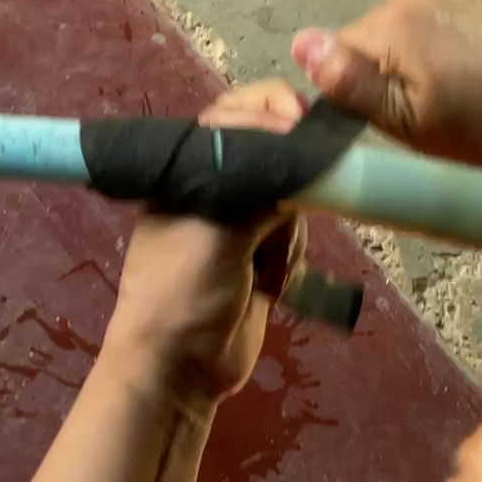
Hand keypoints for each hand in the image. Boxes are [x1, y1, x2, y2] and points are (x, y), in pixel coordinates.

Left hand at [103, 80, 306, 406]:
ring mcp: (238, 222)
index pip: (231, 119)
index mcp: (186, 171)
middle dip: (287, 183)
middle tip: (290, 207)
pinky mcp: (260, 254)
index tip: (300, 126)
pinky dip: (291, 257)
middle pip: (270, 155)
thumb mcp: (216, 232)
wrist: (180, 367)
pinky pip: (293, 236)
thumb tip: (301, 159)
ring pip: (290, 198)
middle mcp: (212, 188)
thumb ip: (258, 190)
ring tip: (268, 264)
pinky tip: (275, 284)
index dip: (269, 115)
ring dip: (288, 232)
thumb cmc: (182, 291)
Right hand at [290, 0, 481, 166]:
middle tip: (422, 109)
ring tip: (450, 90)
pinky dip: (438, 43)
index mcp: (389, 22)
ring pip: (400, 29)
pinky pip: (433, 19)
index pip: (337, 55)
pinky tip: (469, 69)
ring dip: (410, 57)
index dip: (357, 92)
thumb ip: (349, 82)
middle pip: (368, 38)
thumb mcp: (403, 120)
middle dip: (382, 72)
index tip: (393, 116)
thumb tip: (300, 42)